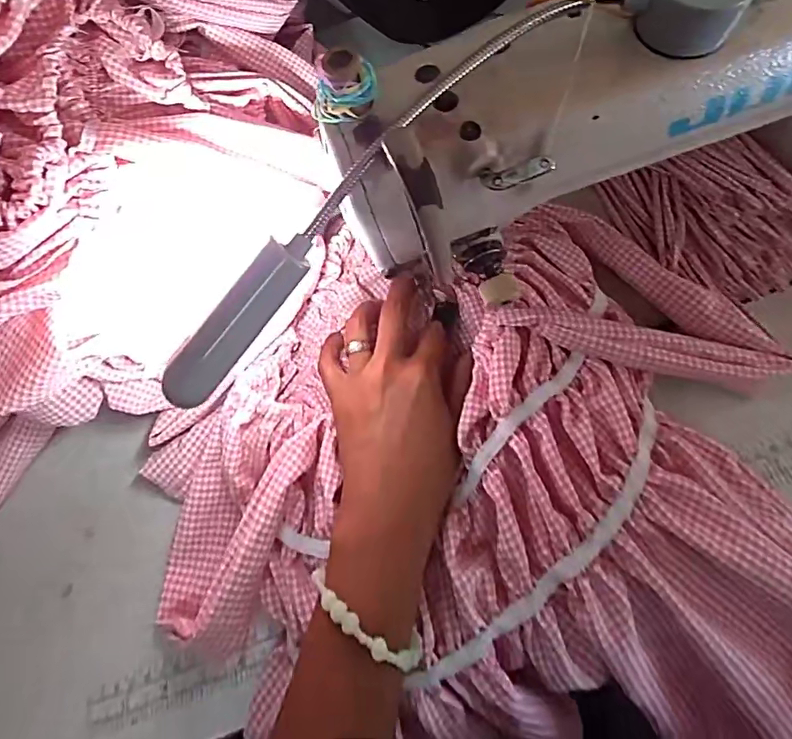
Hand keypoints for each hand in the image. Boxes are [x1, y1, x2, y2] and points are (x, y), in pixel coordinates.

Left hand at [318, 276, 472, 567]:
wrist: (386, 507)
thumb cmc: (427, 474)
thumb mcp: (454, 426)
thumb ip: (458, 384)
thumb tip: (462, 353)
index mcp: (422, 375)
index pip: (433, 334)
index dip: (440, 327)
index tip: (441, 326)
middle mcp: (388, 367)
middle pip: (394, 312)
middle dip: (404, 291)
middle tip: (409, 283)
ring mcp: (358, 377)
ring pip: (359, 324)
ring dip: (369, 309)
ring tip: (376, 305)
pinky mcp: (337, 393)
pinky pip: (329, 356)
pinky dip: (334, 342)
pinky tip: (343, 338)